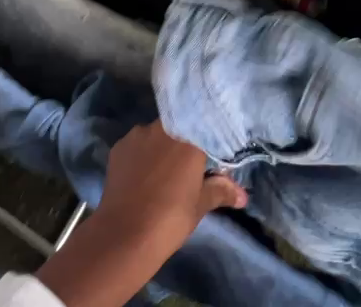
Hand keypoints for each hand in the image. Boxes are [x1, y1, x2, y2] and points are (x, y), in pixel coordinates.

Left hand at [36, 122, 246, 306]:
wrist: (125, 234)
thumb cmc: (171, 217)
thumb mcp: (200, 205)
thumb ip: (221, 191)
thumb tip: (243, 195)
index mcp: (188, 137)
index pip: (204, 127)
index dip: (207, 139)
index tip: (210, 152)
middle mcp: (162, 128)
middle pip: (178, 128)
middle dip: (183, 143)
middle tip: (188, 166)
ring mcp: (137, 135)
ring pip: (155, 135)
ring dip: (161, 147)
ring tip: (163, 172)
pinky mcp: (118, 147)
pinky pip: (136, 145)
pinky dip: (142, 155)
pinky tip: (143, 176)